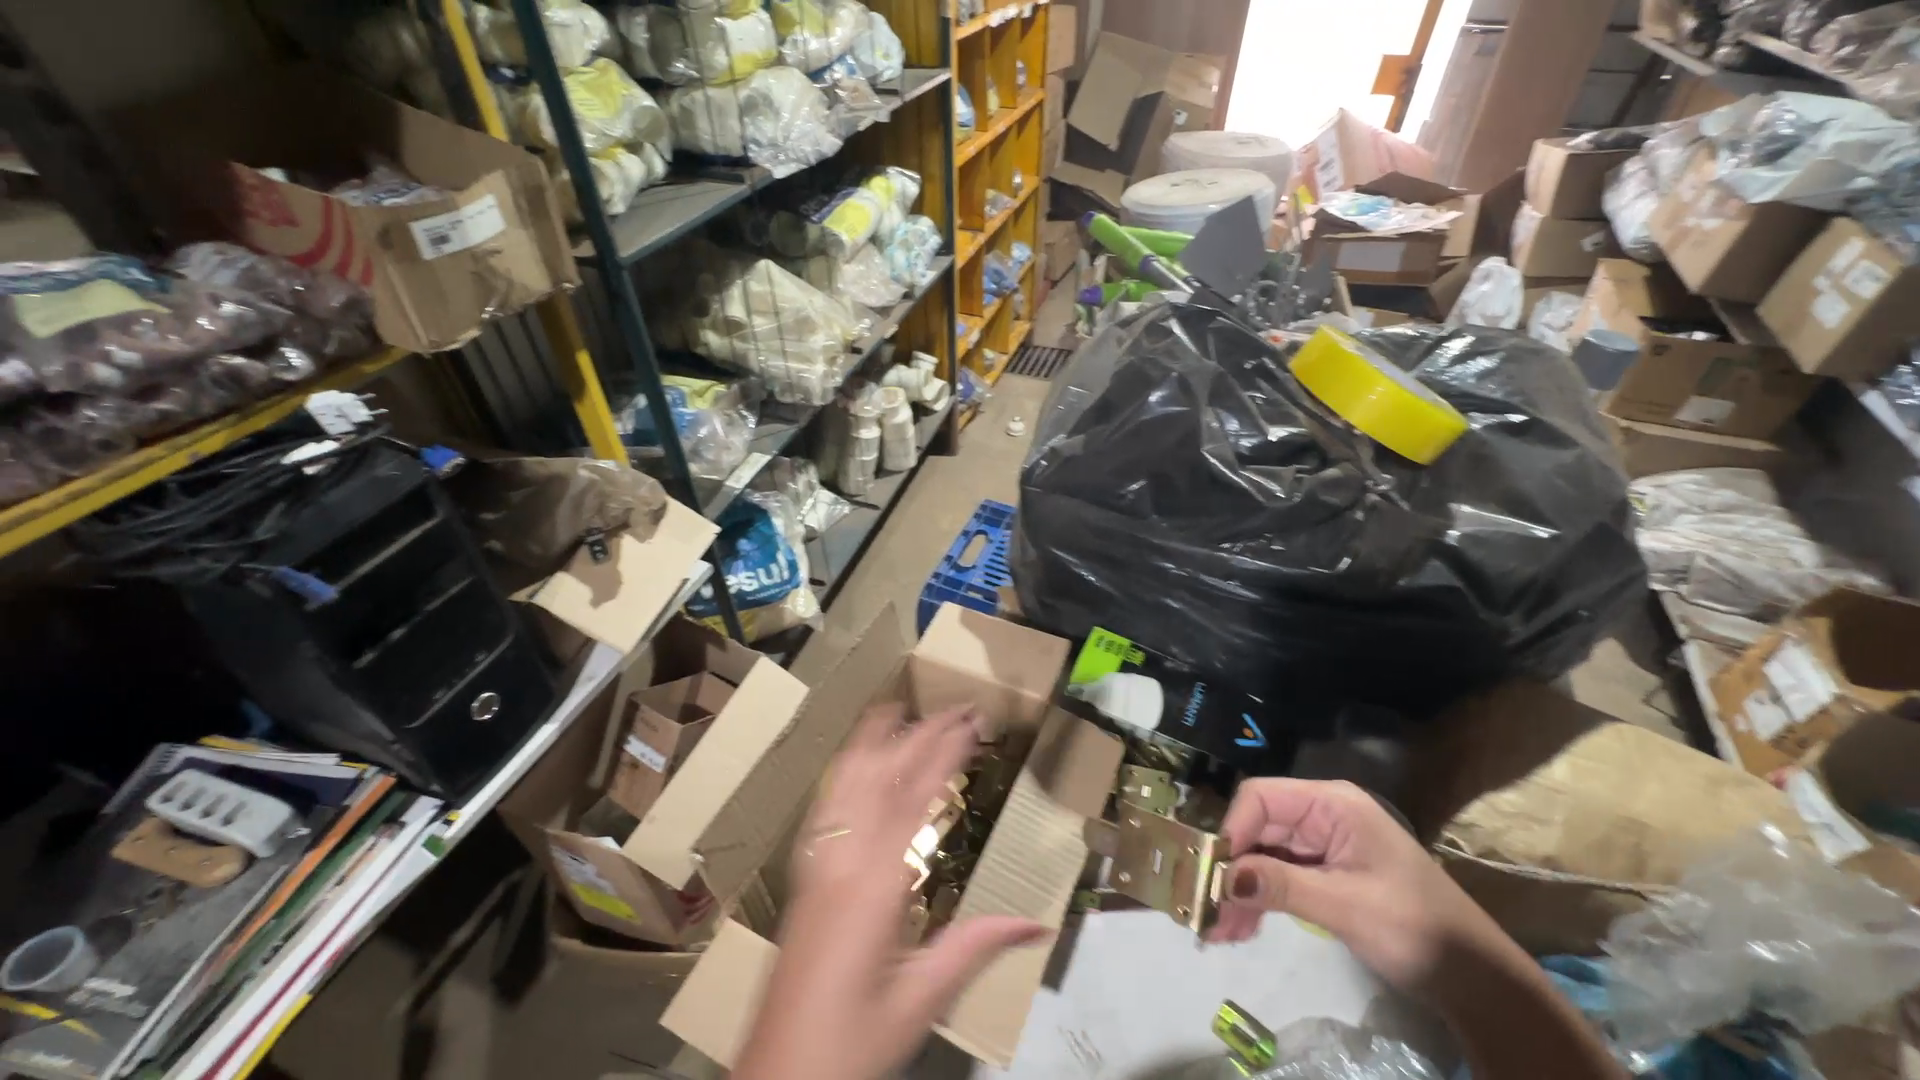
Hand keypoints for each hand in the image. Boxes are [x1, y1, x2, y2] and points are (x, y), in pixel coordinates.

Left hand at [733, 704, 1048, 1079]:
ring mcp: (816, 866)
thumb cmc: (853, 1040)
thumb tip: (1037, 923)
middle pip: (880, 778)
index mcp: (876, 885)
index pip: (915, 799)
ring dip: (874, 742)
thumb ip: (975, 946)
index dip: (944, 754)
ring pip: (844, 785)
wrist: (778, 1074)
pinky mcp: (802, 879)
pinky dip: (842, 775)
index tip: (970, 722)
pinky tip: (851, 766)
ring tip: (898, 712)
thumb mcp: (922, 998)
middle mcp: (842, 862)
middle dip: (919, 736)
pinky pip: (824, 810)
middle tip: (955, 708)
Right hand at [1205, 778, 1502, 997]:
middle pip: (1256, 827)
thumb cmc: (1415, 927)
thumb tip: (1223, 878)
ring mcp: (1322, 844)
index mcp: (1332, 805)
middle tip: (1206, 912)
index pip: (1260, 798)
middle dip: (1229, 868)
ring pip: (1261, 854)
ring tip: (1220, 932)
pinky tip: (1241, 928)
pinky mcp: (1323, 871)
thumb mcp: (1345, 905)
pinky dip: (1257, 899)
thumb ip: (1280, 886)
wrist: (1472, 975)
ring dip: (1239, 890)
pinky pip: (1276, 876)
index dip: (1231, 831)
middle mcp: (1322, 815)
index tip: (1212, 875)